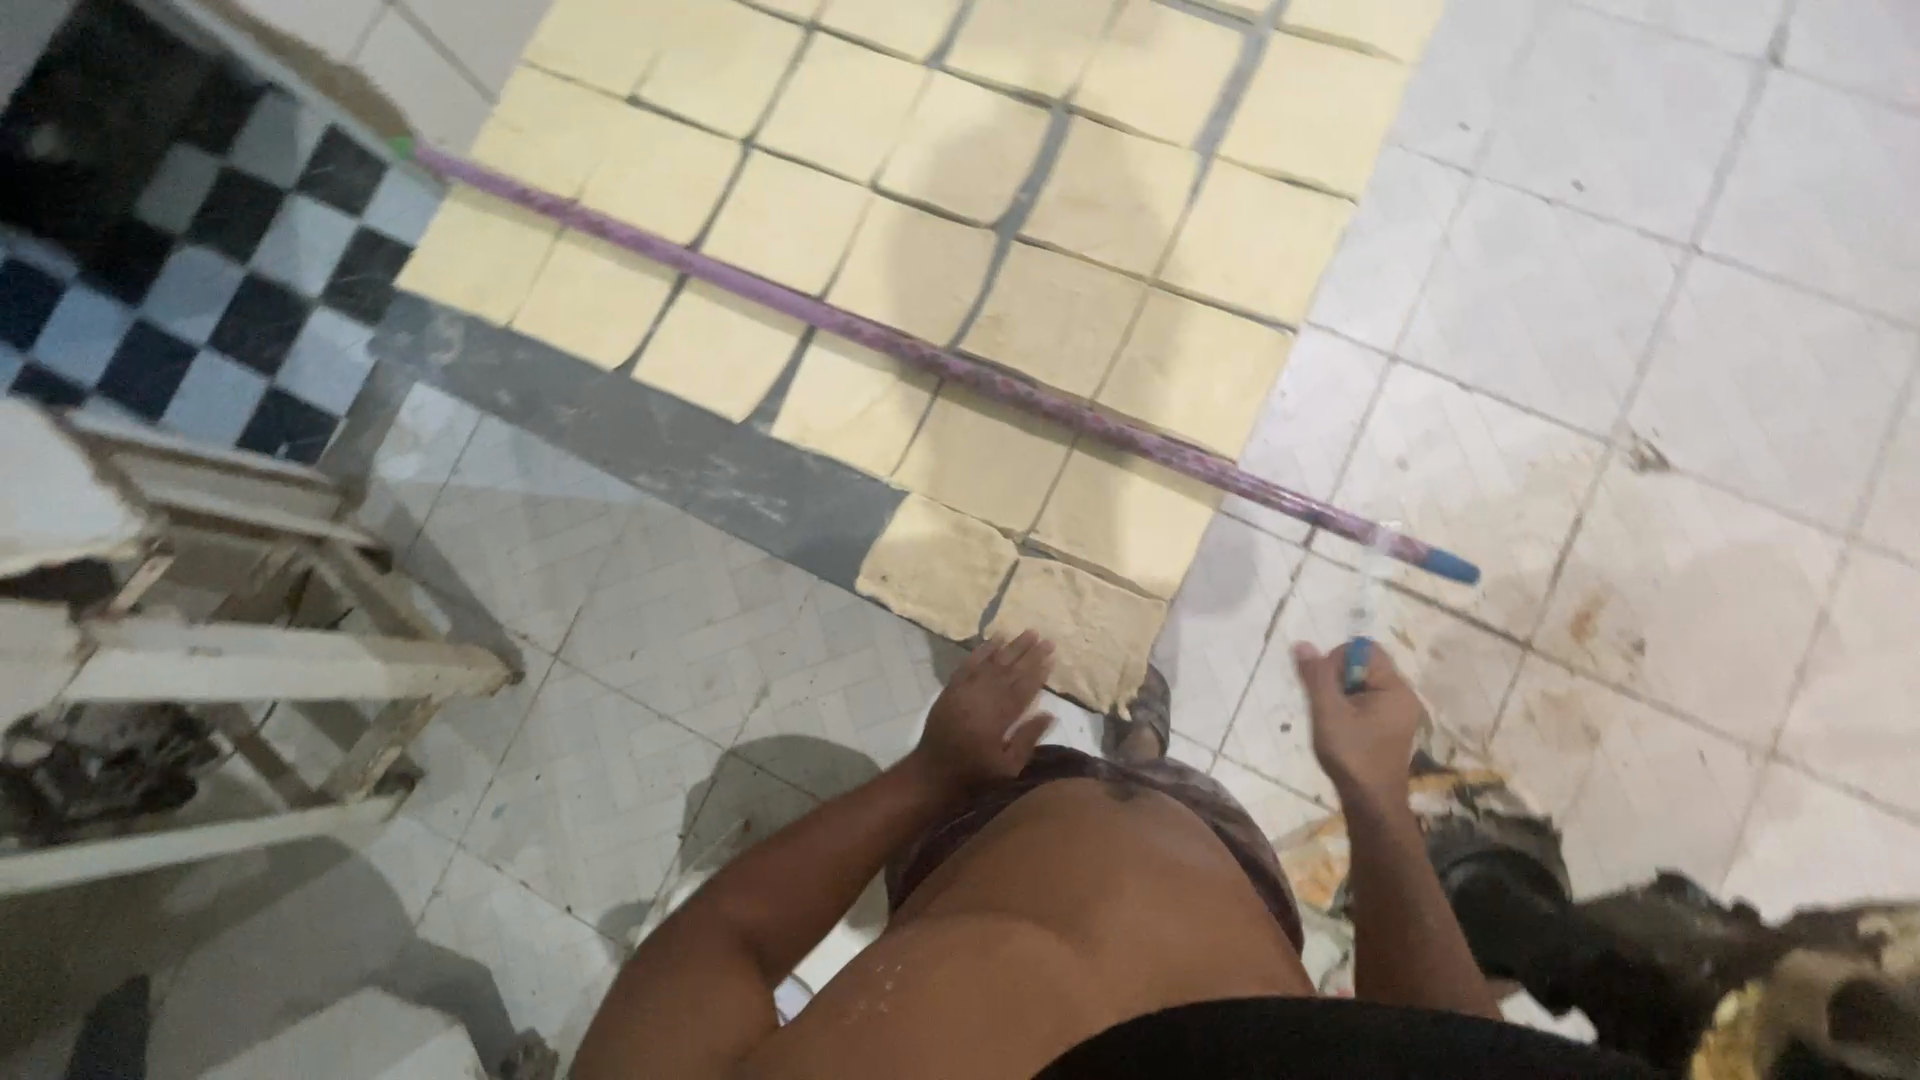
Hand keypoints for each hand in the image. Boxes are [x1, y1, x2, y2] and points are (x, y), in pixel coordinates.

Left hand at [909, 632, 1055, 795]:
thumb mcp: (1008, 767)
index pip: (1023, 689)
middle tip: (1046, 639)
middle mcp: (982, 698)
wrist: (933, 774)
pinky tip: (995, 640)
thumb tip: (1049, 714)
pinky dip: (982, 650)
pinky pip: (969, 664)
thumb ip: (1027, 738)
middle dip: (1029, 654)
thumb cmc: (974, 775)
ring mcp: (965, 691)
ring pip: (992, 663)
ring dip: (1011, 647)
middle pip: (1010, 671)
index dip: (1038, 672)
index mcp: (999, 718)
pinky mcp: (952, 688)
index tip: (1051, 657)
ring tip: (1028, 632)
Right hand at [1292, 641, 1425, 803]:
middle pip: (1364, 665)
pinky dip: (1348, 706)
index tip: (1325, 686)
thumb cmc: (1351, 754)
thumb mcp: (1327, 711)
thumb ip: (1316, 676)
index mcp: (1395, 688)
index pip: (1365, 649)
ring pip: (1362, 683)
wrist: (1371, 802)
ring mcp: (1398, 712)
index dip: (1338, 659)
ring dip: (1340, 693)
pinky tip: (1339, 726)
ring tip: (1331, 717)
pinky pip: (1366, 700)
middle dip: (1337, 678)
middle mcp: (1403, 695)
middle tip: (1325, 704)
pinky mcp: (1390, 725)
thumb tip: (1302, 643)